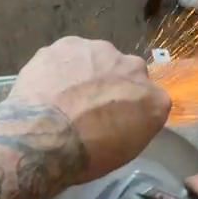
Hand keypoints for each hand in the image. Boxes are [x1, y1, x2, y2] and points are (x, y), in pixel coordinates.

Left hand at [6, 37, 170, 183]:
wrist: (43, 136)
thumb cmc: (86, 155)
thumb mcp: (123, 151)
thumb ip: (132, 125)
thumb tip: (120, 116)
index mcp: (154, 99)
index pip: (148, 99)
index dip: (128, 108)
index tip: (112, 119)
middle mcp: (133, 68)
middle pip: (123, 72)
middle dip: (109, 84)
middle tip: (86, 105)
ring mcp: (100, 51)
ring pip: (94, 58)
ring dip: (84, 72)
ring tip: (61, 95)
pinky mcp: (68, 43)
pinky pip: (66, 55)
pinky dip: (58, 67)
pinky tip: (45, 86)